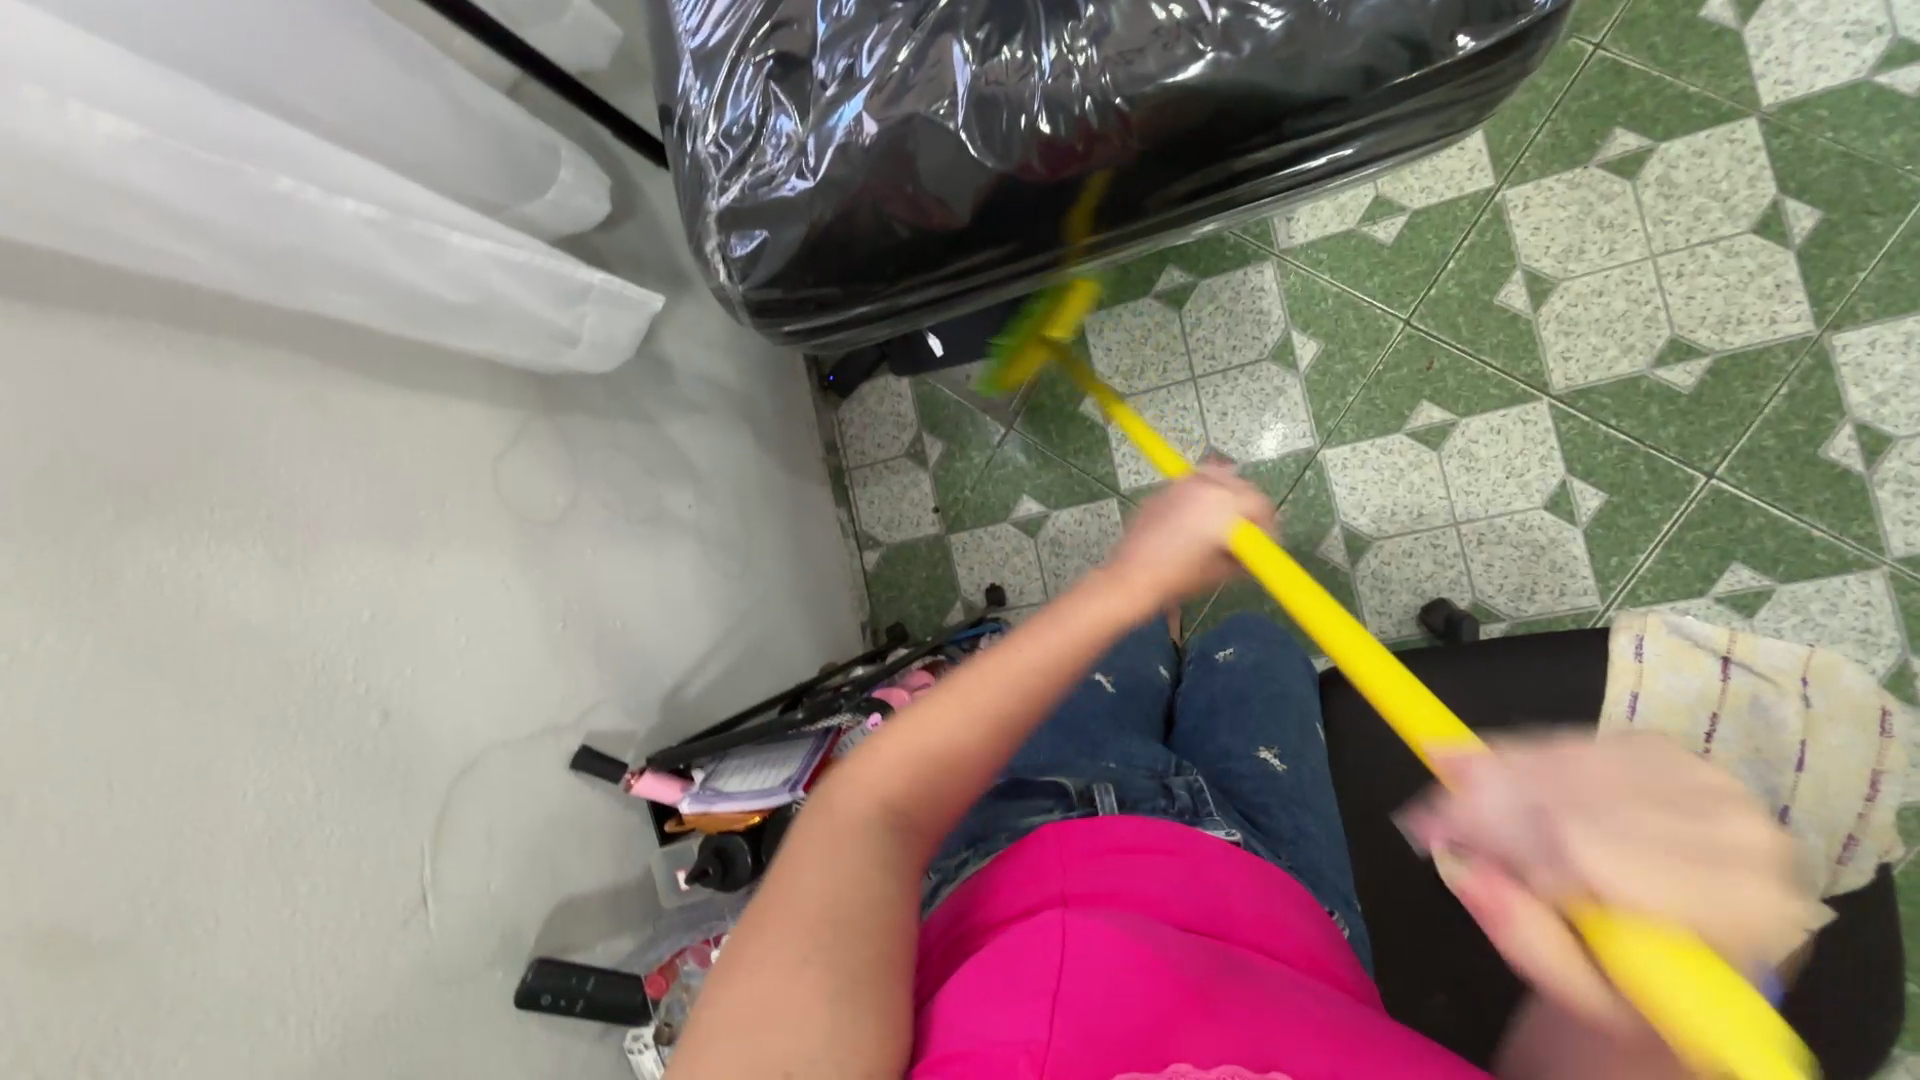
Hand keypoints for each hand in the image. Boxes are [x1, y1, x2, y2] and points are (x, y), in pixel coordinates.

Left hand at [1102, 464, 1274, 608]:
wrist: (1132, 577)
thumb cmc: (1179, 577)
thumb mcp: (1222, 570)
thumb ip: (1246, 554)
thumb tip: (1254, 548)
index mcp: (1224, 504)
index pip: (1260, 504)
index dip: (1267, 525)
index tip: (1264, 542)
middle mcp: (1204, 485)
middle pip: (1241, 486)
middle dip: (1247, 508)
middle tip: (1246, 533)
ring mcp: (1180, 484)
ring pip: (1216, 478)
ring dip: (1226, 496)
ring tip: (1222, 521)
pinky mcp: (1162, 490)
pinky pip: (1192, 484)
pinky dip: (1202, 495)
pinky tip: (1196, 517)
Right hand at [1398, 733, 1823, 1037]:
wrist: (1699, 962)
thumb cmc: (1643, 991)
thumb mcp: (1585, 997)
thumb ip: (1527, 938)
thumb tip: (1460, 867)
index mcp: (1744, 912)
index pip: (1597, 849)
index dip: (1505, 836)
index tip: (1436, 836)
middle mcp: (1743, 836)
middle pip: (1579, 799)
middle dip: (1488, 804)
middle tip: (1423, 817)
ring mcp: (1707, 782)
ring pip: (1570, 762)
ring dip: (1496, 774)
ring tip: (1446, 790)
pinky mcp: (1667, 752)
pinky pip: (1570, 741)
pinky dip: (1518, 755)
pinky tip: (1487, 771)